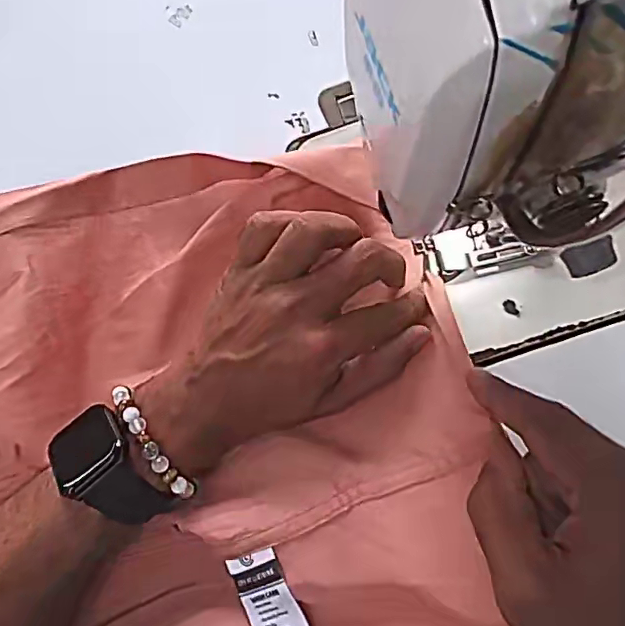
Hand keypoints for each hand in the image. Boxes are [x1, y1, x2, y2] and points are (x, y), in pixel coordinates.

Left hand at [141, 211, 432, 475]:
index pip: (386, 313)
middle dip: (391, 262)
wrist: (207, 400)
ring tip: (351, 243)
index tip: (414, 301)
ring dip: (343, 230)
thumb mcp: (332, 401)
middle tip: (389, 274)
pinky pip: (263, 227)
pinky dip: (287, 223)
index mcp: (321, 346)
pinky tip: (303, 236)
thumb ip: (380, 369)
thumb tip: (417, 336)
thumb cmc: (268, 403)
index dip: (411, 305)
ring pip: (313, 230)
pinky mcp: (240, 272)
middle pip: (361, 260)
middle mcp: (296, 308)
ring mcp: (265, 284)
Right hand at [464, 371, 624, 625]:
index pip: (550, 423)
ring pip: (623, 481)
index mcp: (622, 486)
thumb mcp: (528, 593)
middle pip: (586, 458)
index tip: (478, 379)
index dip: (507, 399)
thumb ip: (497, 511)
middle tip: (533, 542)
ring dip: (590, 506)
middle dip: (549, 483)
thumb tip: (494, 461)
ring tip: (588, 576)